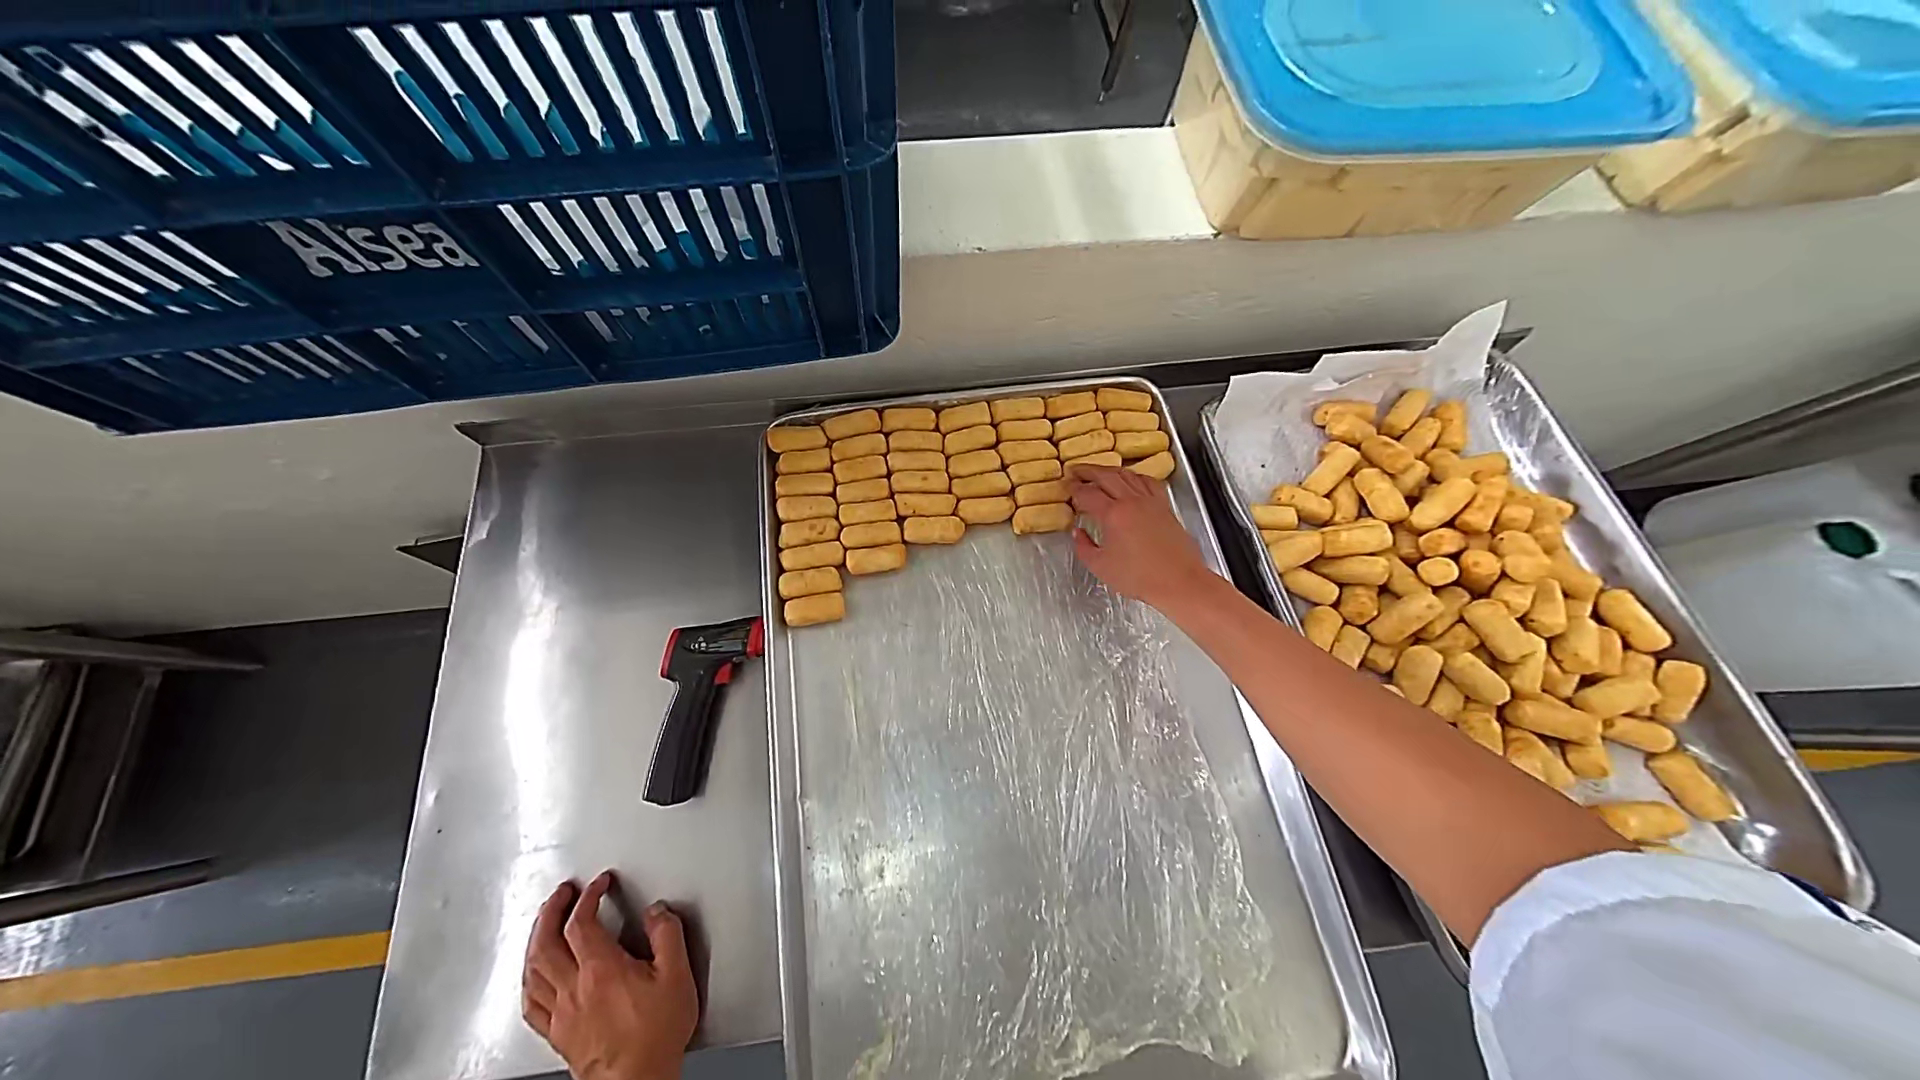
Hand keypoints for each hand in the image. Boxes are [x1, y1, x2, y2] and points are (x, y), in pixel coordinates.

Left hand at [523, 872, 697, 1079]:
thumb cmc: (656, 1034)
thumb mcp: (677, 975)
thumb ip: (667, 935)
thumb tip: (657, 912)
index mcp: (601, 970)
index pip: (582, 922)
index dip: (589, 896)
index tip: (600, 883)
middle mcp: (574, 989)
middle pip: (546, 942)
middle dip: (552, 911)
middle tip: (562, 893)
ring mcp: (561, 1014)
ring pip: (532, 971)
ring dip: (535, 940)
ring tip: (544, 923)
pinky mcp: (557, 1035)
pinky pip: (531, 1002)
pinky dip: (529, 980)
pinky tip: (534, 975)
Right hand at [1068, 465, 1214, 608]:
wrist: (1179, 581)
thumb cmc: (1139, 578)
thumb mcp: (1100, 567)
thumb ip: (1084, 547)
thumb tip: (1078, 533)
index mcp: (1113, 514)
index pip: (1088, 493)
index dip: (1074, 489)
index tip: (1067, 487)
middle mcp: (1131, 501)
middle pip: (1106, 475)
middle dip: (1087, 471)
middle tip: (1075, 471)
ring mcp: (1150, 501)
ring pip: (1127, 474)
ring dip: (1109, 470)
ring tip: (1099, 472)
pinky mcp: (1164, 506)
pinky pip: (1147, 481)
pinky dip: (1134, 476)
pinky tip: (1131, 480)